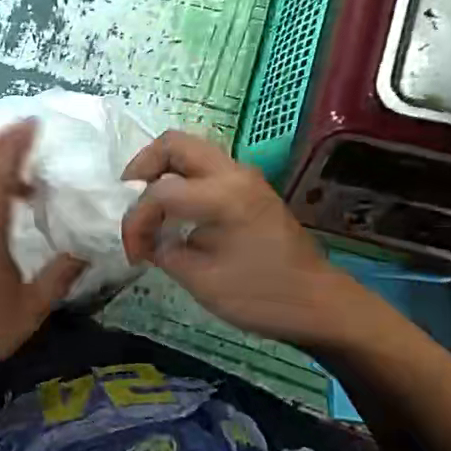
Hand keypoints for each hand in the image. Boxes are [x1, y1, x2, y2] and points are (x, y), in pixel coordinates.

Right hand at [121, 131, 364, 347]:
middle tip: (130, 200)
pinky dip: (180, 179)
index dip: (135, 222)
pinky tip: (174, 213)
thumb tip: (146, 239)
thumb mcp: (199, 280)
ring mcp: (244, 178)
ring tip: (148, 205)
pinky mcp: (250, 189)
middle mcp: (233, 174)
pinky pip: (204, 167)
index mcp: (222, 195)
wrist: (320, 306)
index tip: (134, 254)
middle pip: (173, 144)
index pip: (158, 192)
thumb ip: (162, 250)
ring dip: (162, 171)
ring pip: (190, 150)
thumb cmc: (260, 296)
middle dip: (142, 169)